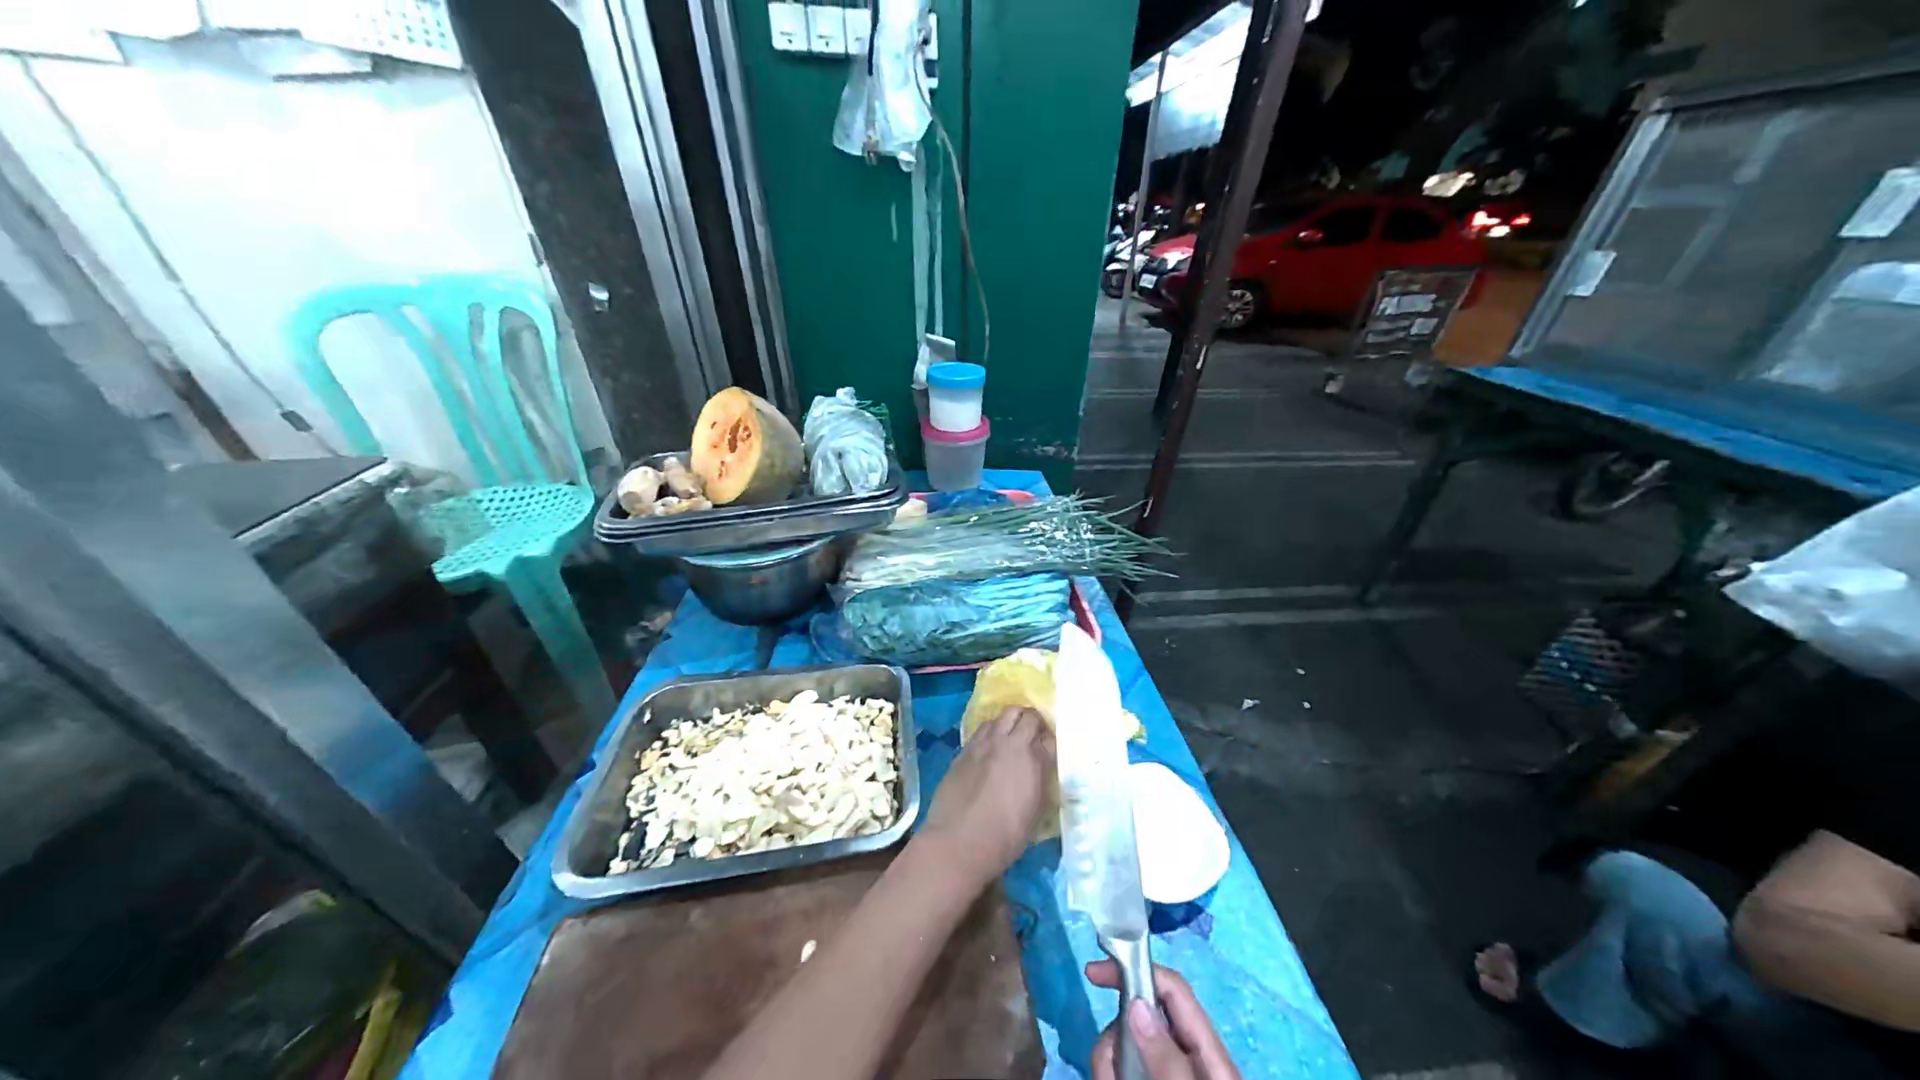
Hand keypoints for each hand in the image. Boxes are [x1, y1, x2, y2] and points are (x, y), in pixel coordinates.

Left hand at [916, 707, 1052, 887]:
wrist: (960, 840)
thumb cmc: (1005, 835)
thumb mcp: (1036, 810)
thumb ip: (1041, 779)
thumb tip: (1041, 764)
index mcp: (1032, 759)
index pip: (1048, 736)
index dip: (1049, 741)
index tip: (1048, 750)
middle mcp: (1008, 743)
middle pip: (1024, 715)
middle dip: (1032, 721)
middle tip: (1033, 735)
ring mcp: (983, 744)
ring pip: (1001, 716)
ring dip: (1010, 722)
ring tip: (1010, 738)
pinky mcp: (964, 750)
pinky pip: (982, 730)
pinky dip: (991, 732)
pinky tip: (990, 748)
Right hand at [1088, 960, 1240, 1079]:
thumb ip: (1167, 1055)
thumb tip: (1135, 1000)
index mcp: (1207, 1049)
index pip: (1172, 988)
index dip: (1136, 969)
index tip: (1094, 971)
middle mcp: (1183, 1053)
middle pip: (1136, 1018)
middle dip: (1114, 1038)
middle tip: (1109, 1070)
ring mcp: (1160, 1071)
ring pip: (1120, 1047)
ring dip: (1109, 1065)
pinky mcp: (1142, 1077)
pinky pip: (1116, 1069)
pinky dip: (1109, 1075)